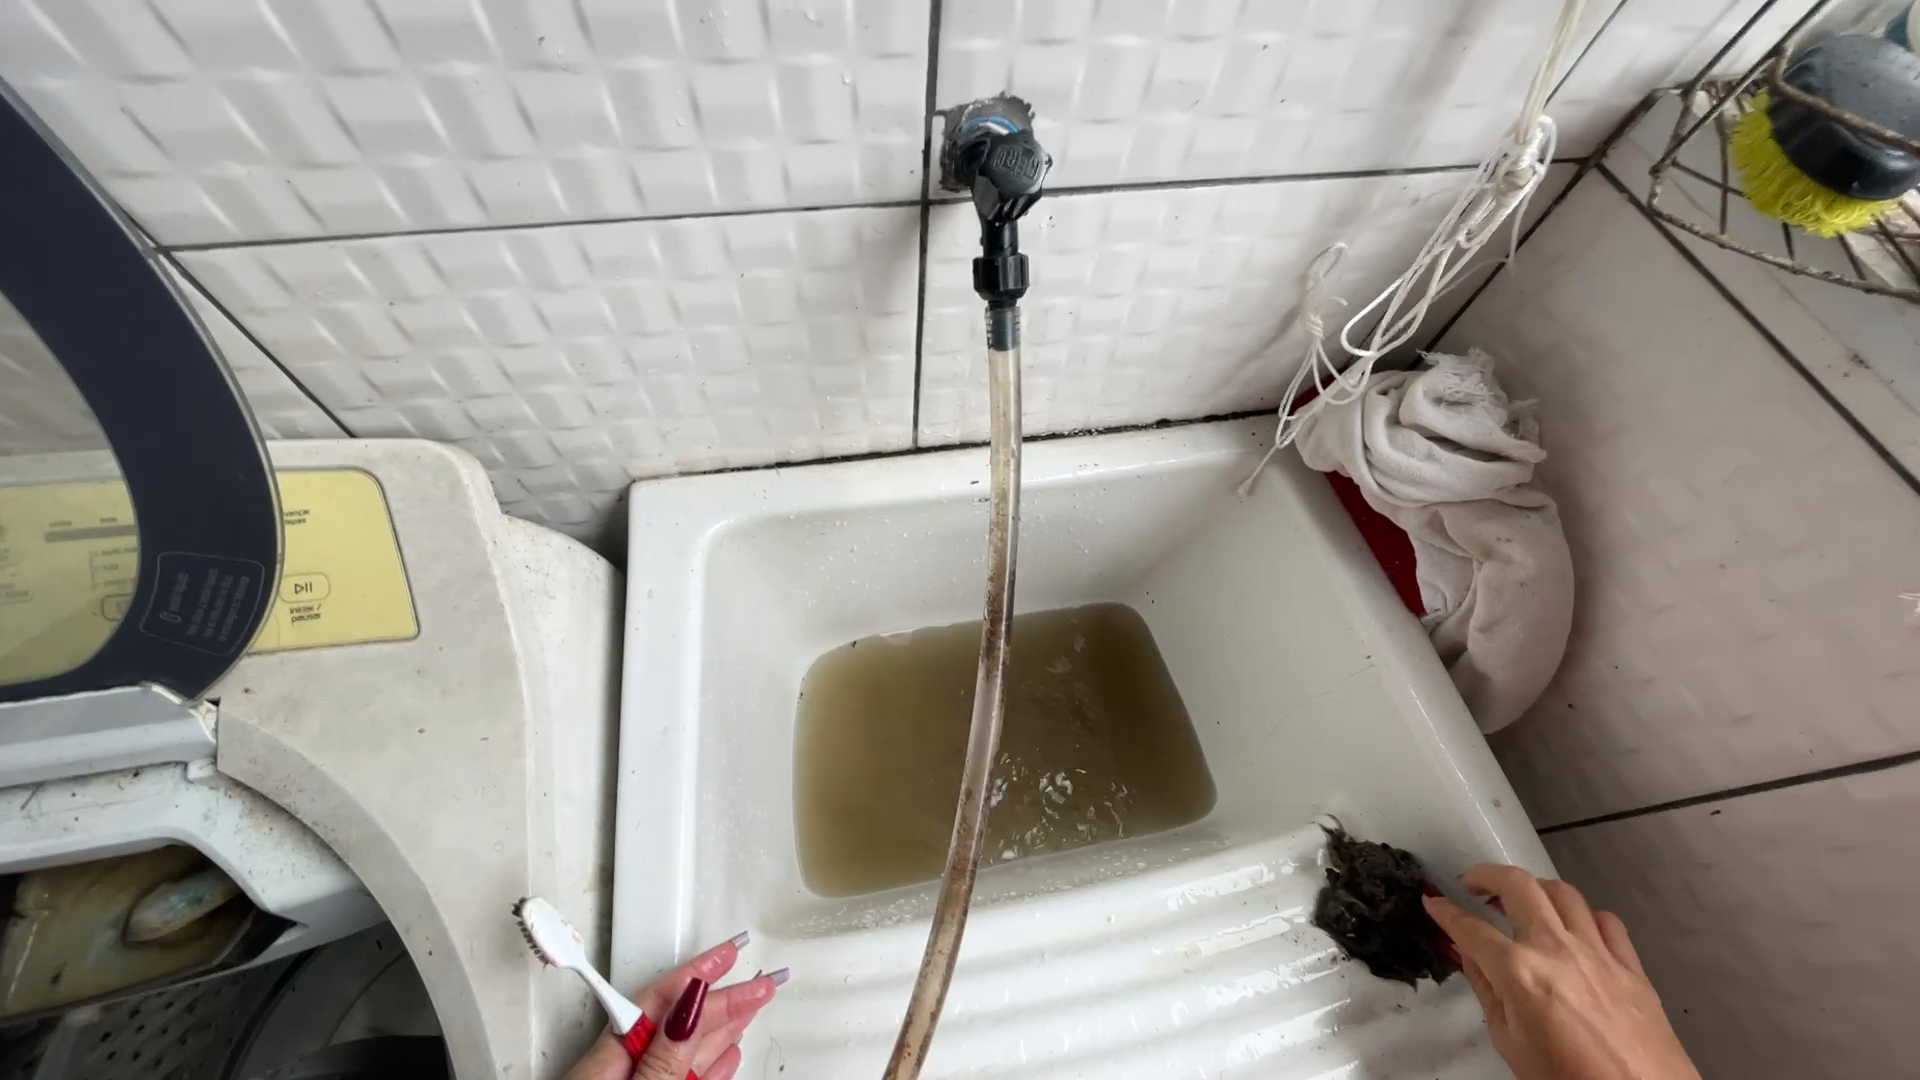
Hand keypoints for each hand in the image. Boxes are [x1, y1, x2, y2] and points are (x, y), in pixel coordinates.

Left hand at [562, 936, 781, 1079]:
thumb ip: (664, 1057)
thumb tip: (693, 999)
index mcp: (602, 1069)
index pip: (658, 1001)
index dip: (699, 971)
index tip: (733, 950)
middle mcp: (614, 1078)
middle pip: (675, 1023)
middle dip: (723, 999)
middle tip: (763, 980)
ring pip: (682, 1051)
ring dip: (721, 1028)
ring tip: (751, 1003)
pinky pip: (682, 1079)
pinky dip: (709, 1064)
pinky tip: (726, 1055)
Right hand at [1423, 864, 1700, 1079]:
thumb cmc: (1565, 1079)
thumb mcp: (1509, 1041)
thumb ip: (1486, 989)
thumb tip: (1470, 954)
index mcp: (1518, 971)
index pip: (1468, 927)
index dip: (1443, 911)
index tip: (1432, 901)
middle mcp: (1555, 949)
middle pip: (1516, 884)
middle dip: (1484, 874)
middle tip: (1470, 884)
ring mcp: (1598, 955)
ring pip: (1562, 892)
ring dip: (1533, 889)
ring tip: (1522, 902)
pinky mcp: (1633, 969)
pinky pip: (1607, 922)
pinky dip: (1583, 916)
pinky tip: (1574, 930)